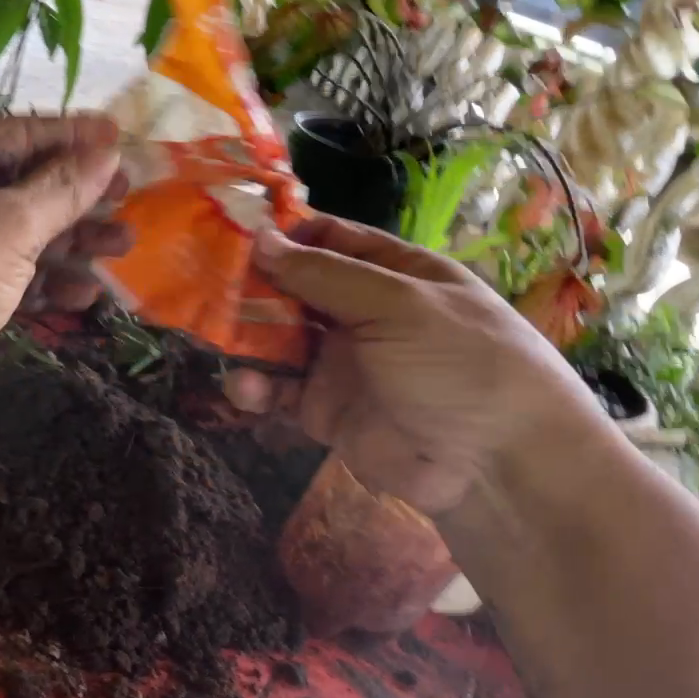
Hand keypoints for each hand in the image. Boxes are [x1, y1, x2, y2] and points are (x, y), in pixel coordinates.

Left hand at [0, 115, 122, 418]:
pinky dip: (43, 282)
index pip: (13, 134)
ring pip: (18, 235)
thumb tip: (106, 153)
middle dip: (76, 196)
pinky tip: (85, 294)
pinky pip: (6, 275)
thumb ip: (63, 188)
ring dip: (70, 242)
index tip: (120, 139)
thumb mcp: (11, 225)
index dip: (70, 136)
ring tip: (123, 246)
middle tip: (127, 197)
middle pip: (20, 186)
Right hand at [227, 216, 606, 515]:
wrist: (491, 462)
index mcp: (394, 274)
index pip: (330, 241)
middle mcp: (362, 313)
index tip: (233, 235)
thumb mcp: (397, 304)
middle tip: (206, 289)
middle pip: (293, 290)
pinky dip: (256, 388)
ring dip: (247, 340)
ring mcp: (339, 362)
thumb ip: (324, 275)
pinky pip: (277, 390)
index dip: (285, 236)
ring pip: (276, 341)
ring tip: (218, 342)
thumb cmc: (458, 362)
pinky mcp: (320, 409)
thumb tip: (261, 238)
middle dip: (252, 289)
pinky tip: (245, 389)